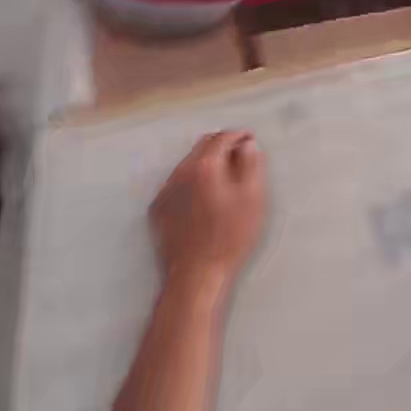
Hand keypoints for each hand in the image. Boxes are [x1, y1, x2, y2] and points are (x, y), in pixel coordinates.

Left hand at [151, 130, 266, 291]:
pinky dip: (191, 180)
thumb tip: (248, 145)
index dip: (239, 135)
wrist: (196, 275)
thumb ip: (251, 164)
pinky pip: (176, 182)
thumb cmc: (230, 236)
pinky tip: (203, 195)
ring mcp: (166, 190)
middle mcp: (181, 172)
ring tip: (223, 176)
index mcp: (205, 166)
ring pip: (187, 163)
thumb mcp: (253, 197)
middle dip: (222, 144)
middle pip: (202, 145)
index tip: (250, 140)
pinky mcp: (157, 209)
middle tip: (240, 155)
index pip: (222, 137)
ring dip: (206, 161)